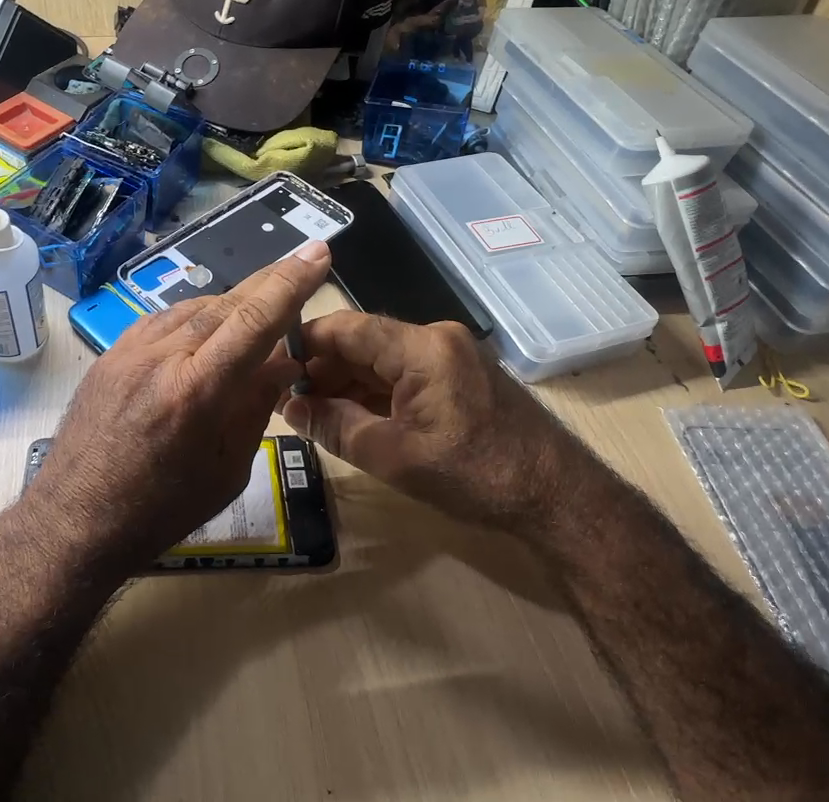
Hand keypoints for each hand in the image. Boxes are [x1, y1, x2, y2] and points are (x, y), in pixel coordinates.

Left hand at [29, 241, 331, 565]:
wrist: (73, 520)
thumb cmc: (159, 511)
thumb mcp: (225, 470)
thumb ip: (255, 408)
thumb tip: (284, 362)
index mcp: (196, 391)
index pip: (254, 320)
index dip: (290, 283)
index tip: (318, 254)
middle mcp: (161, 357)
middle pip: (225, 303)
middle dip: (268, 282)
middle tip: (300, 265)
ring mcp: (129, 351)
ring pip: (192, 307)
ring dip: (230, 304)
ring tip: (256, 314)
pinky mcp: (109, 355)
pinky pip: (161, 321)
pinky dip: (193, 318)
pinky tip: (205, 330)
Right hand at [280, 311, 579, 533]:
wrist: (559, 499)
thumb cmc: (474, 476)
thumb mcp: (393, 456)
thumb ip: (335, 427)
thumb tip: (290, 409)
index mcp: (422, 347)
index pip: (347, 328)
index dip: (304, 343)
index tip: (269, 366)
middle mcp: (436, 339)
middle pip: (363, 343)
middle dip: (322, 369)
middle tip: (283, 399)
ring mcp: (451, 358)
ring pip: (382, 361)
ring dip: (345, 384)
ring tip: (307, 411)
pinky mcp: (460, 379)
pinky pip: (404, 376)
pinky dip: (374, 394)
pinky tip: (347, 415)